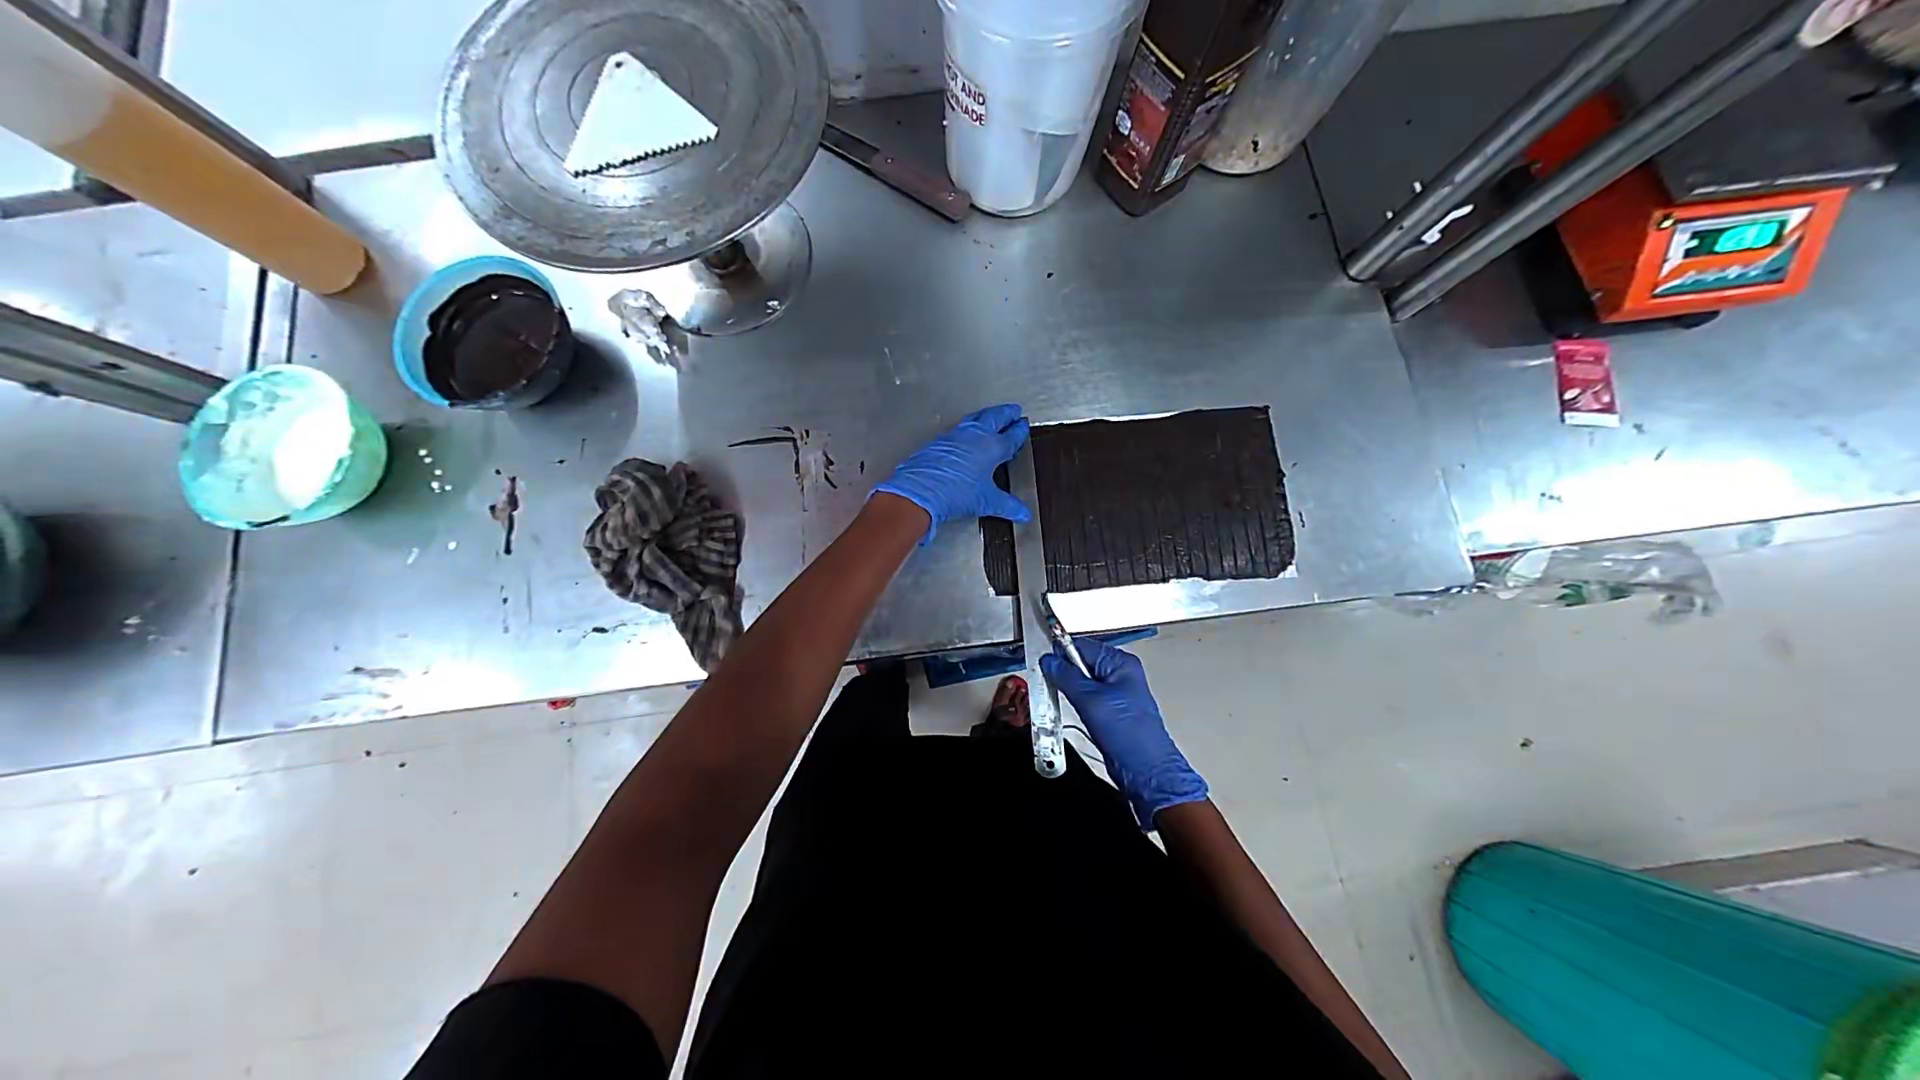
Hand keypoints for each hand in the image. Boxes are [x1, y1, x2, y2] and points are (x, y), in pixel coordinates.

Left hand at [873, 404, 1031, 545]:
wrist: (920, 492)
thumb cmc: (955, 492)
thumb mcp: (987, 502)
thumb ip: (1007, 506)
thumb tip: (1022, 513)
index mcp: (992, 446)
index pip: (1011, 435)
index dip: (1019, 430)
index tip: (1023, 425)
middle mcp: (974, 436)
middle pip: (994, 418)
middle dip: (1006, 414)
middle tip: (1014, 411)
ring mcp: (955, 436)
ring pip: (975, 419)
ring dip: (986, 416)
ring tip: (992, 416)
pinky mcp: (939, 442)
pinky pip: (958, 428)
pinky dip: (968, 426)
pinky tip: (966, 434)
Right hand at [1041, 639, 1207, 829]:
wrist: (1145, 771)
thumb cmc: (1132, 735)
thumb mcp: (1090, 699)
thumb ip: (1066, 676)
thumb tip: (1050, 661)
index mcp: (1121, 664)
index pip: (1083, 645)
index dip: (1061, 651)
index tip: (1043, 659)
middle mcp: (1121, 676)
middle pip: (1081, 663)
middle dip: (1064, 672)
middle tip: (1050, 680)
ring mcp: (1116, 695)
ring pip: (1082, 683)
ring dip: (1069, 690)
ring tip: (1063, 699)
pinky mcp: (1111, 713)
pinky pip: (1087, 700)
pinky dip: (1076, 704)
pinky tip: (1073, 712)